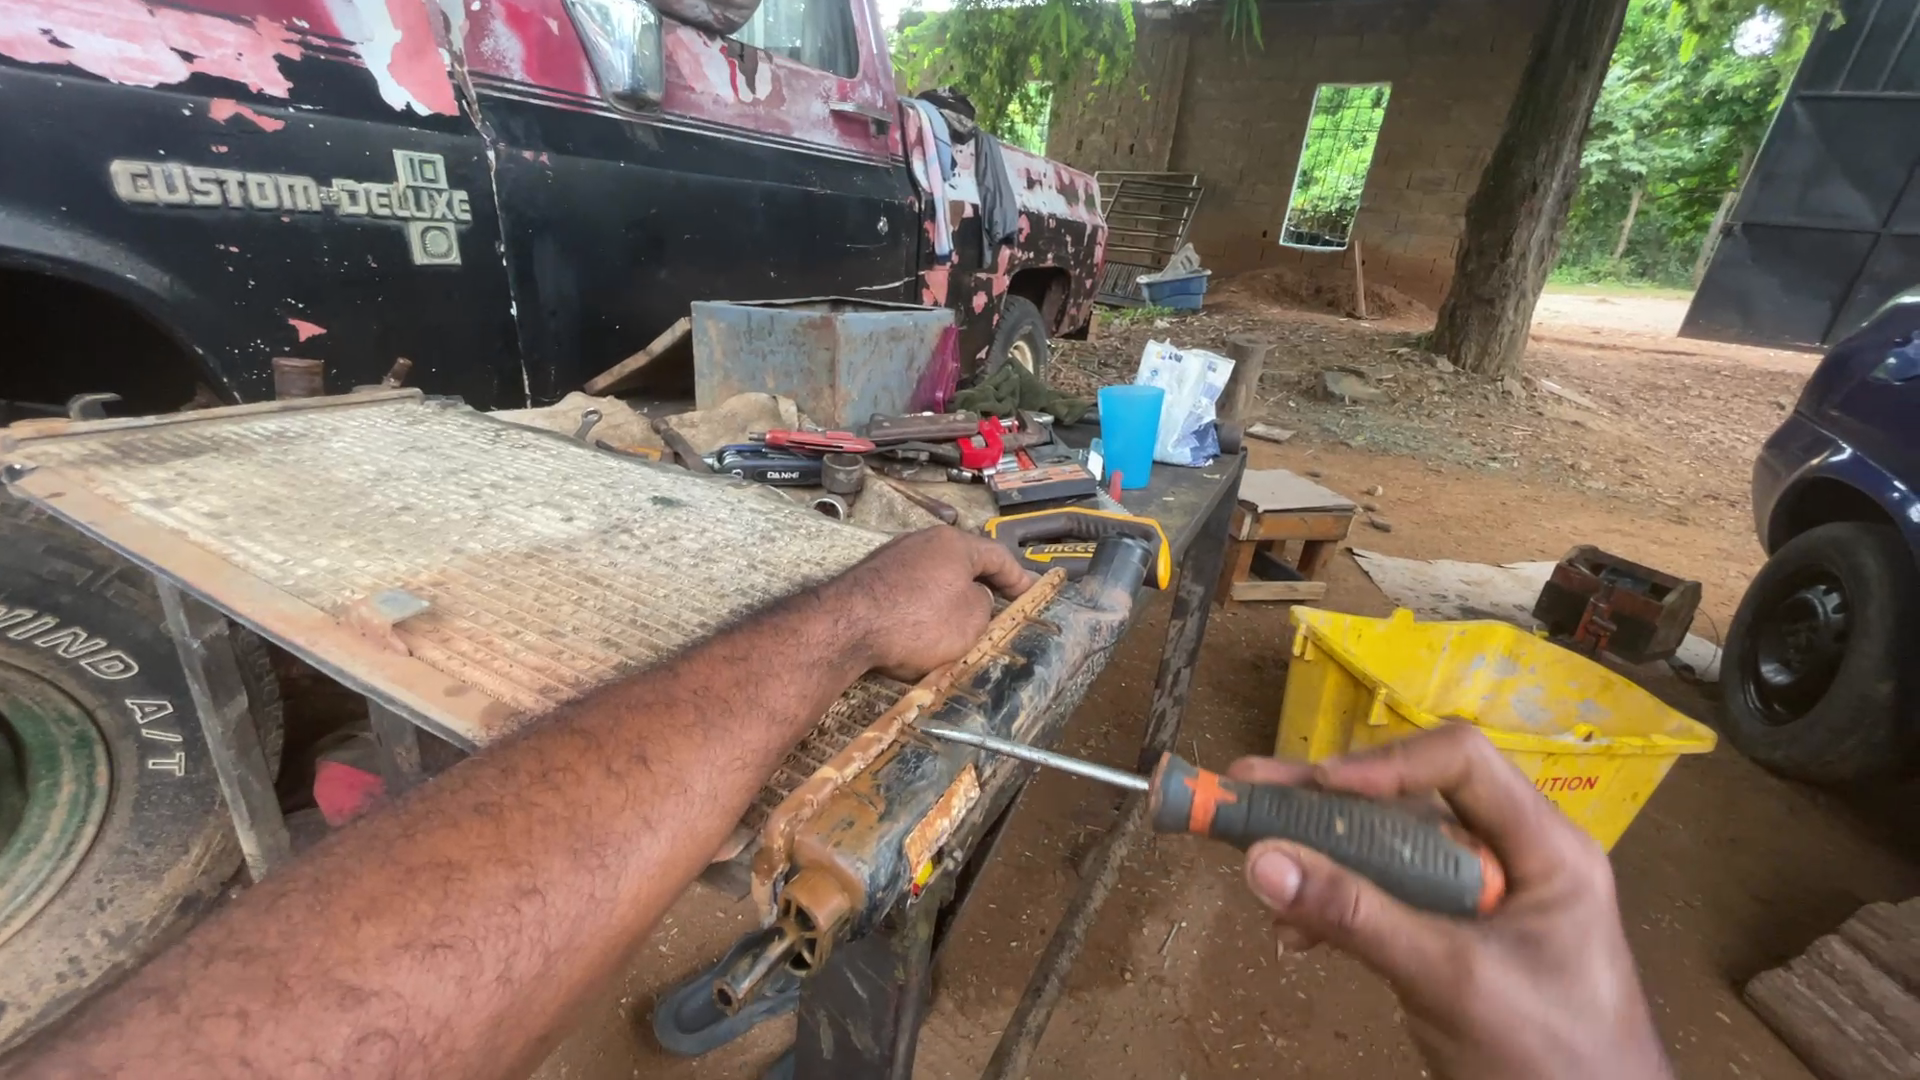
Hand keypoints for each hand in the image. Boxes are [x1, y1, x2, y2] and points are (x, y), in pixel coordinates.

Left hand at [827, 526, 1035, 679]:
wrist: (846, 627)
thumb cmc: (917, 621)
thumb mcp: (971, 619)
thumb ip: (984, 604)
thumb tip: (974, 597)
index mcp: (954, 543)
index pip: (998, 556)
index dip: (1019, 577)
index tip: (1031, 593)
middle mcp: (923, 541)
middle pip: (964, 562)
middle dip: (983, 585)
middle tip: (1000, 605)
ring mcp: (893, 557)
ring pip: (935, 576)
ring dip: (951, 596)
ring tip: (963, 622)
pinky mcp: (870, 578)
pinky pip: (909, 590)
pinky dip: (924, 606)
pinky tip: (924, 628)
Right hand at [1232, 725, 1670, 1079]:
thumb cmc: (1552, 1058)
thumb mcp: (1452, 980)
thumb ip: (1356, 917)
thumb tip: (1256, 859)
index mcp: (1542, 846)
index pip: (1462, 762)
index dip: (1390, 762)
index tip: (1323, 787)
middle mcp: (1502, 850)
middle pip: (1404, 796)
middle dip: (1324, 797)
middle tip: (1252, 785)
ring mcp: (1469, 888)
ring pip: (1380, 840)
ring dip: (1316, 848)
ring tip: (1249, 843)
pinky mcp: (1440, 923)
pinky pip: (1375, 889)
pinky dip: (1330, 902)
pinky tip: (1292, 930)